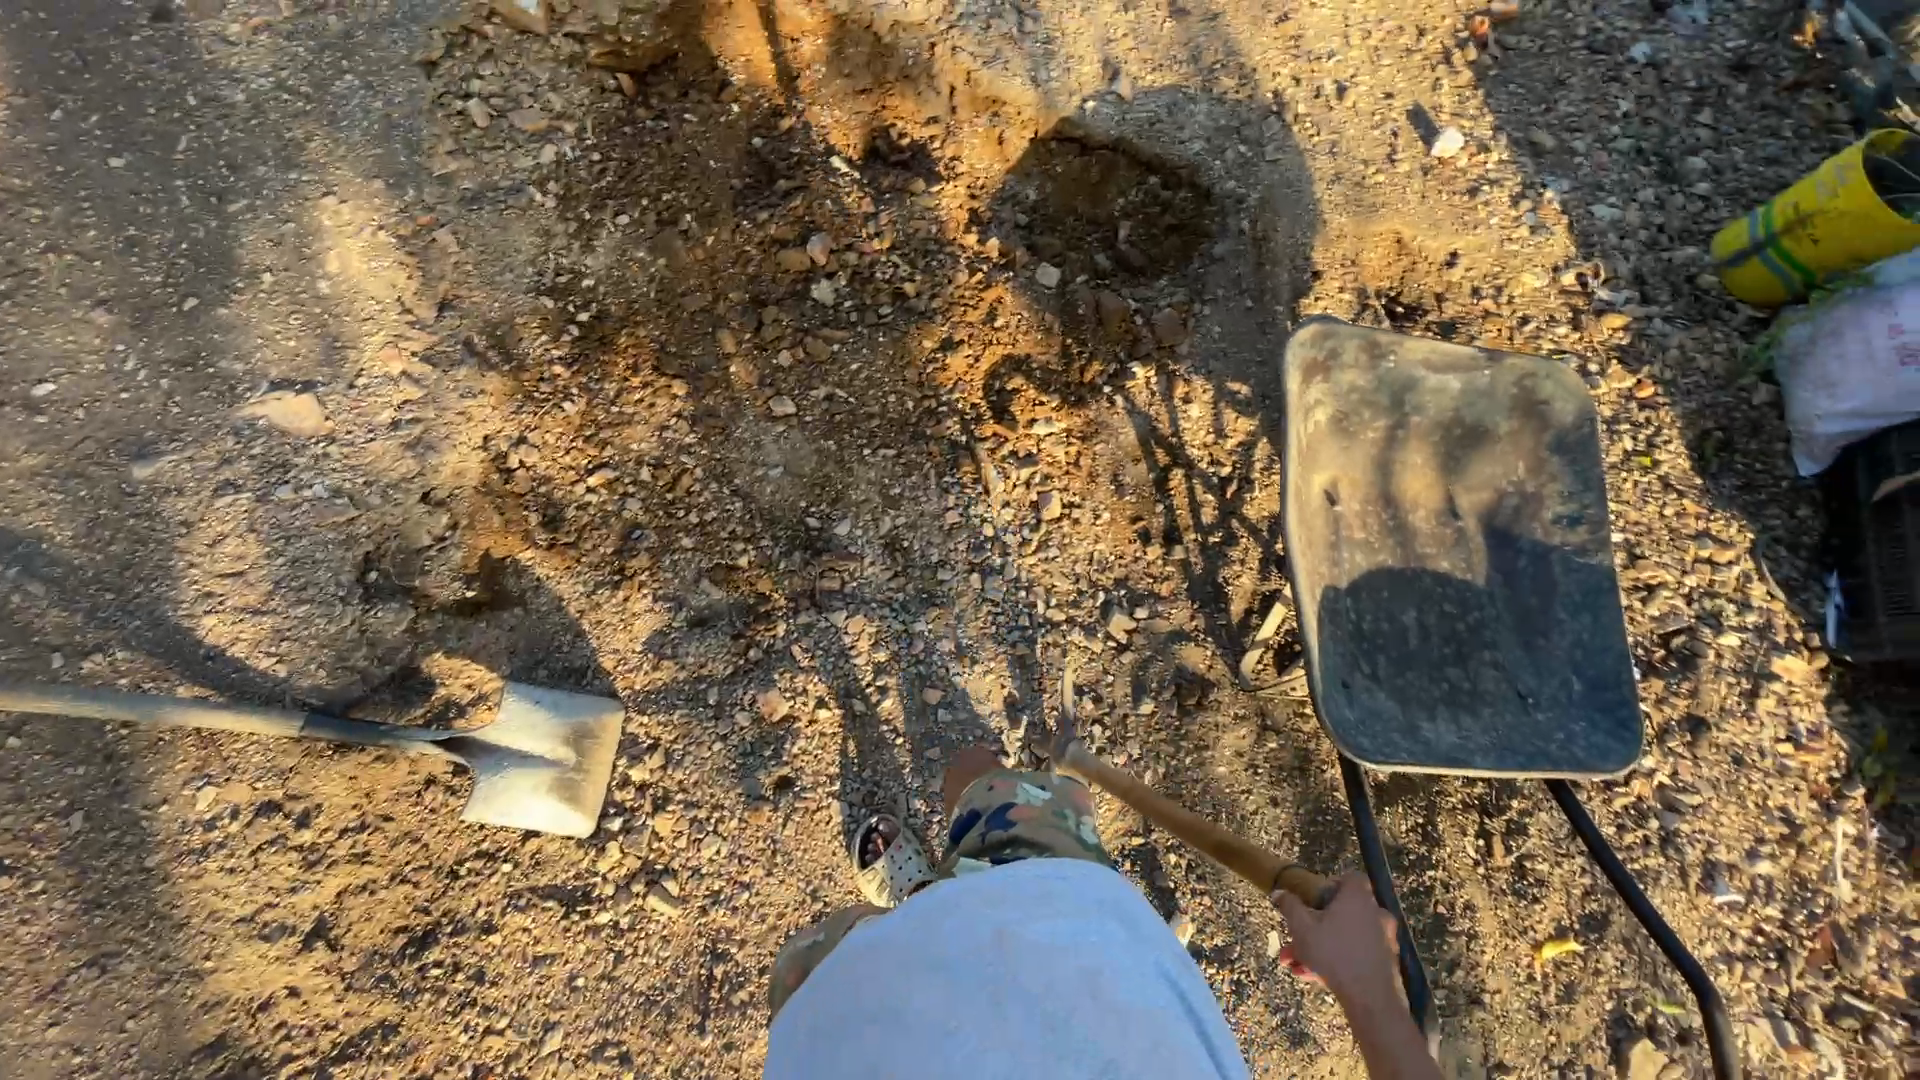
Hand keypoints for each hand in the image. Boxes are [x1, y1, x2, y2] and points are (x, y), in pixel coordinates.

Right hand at [1272, 872, 1401, 1007]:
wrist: (1371, 1000)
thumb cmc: (1334, 953)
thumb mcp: (1301, 927)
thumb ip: (1289, 906)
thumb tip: (1279, 892)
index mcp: (1357, 898)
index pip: (1352, 878)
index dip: (1334, 883)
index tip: (1316, 897)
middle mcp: (1375, 915)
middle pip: (1342, 911)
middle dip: (1314, 926)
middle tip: (1295, 939)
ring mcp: (1383, 940)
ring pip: (1345, 937)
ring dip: (1320, 947)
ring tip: (1295, 964)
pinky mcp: (1385, 964)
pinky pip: (1355, 955)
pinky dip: (1336, 961)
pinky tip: (1311, 976)